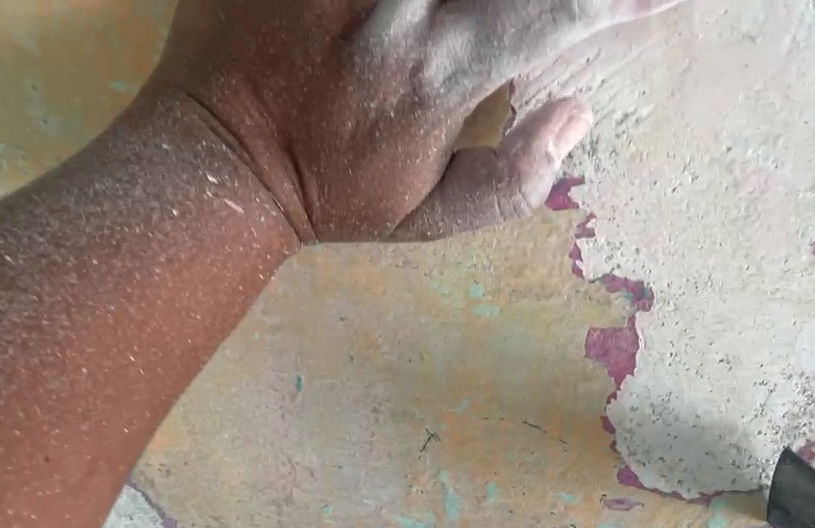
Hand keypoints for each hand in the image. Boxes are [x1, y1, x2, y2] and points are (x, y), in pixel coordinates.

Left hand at [149, 0, 683, 243]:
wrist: (223, 156)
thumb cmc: (335, 194)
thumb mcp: (428, 220)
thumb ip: (511, 182)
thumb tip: (575, 115)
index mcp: (441, 74)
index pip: (556, 13)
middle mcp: (404, 2)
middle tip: (592, 4)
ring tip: (504, 19)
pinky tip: (440, 13)